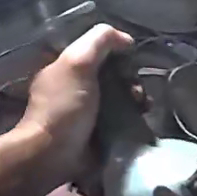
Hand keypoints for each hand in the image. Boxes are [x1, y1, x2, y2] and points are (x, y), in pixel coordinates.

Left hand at [14, 24, 132, 189]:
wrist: (53, 155)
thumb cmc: (64, 106)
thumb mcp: (78, 62)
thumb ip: (100, 41)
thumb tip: (127, 40)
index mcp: (67, 66)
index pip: (99, 50)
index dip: (119, 52)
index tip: (132, 60)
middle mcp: (77, 85)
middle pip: (113, 73)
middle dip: (131, 78)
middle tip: (137, 90)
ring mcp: (88, 110)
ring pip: (121, 96)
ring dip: (136, 98)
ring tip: (143, 106)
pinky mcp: (99, 132)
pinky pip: (123, 118)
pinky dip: (134, 117)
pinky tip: (142, 119)